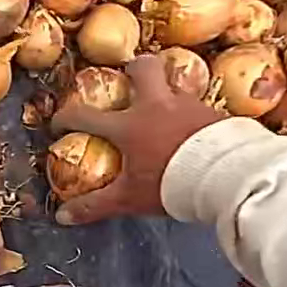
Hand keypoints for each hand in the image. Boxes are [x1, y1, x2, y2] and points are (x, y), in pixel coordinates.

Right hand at [50, 53, 225, 225]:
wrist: (227, 177)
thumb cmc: (171, 184)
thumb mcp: (129, 198)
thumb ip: (96, 206)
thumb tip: (62, 217)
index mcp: (129, 126)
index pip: (87, 115)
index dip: (67, 117)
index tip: (60, 123)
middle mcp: (157, 106)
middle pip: (143, 69)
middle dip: (133, 69)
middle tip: (129, 79)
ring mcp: (188, 106)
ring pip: (175, 83)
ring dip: (167, 90)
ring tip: (164, 107)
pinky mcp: (215, 113)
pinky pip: (199, 105)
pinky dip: (191, 113)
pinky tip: (192, 129)